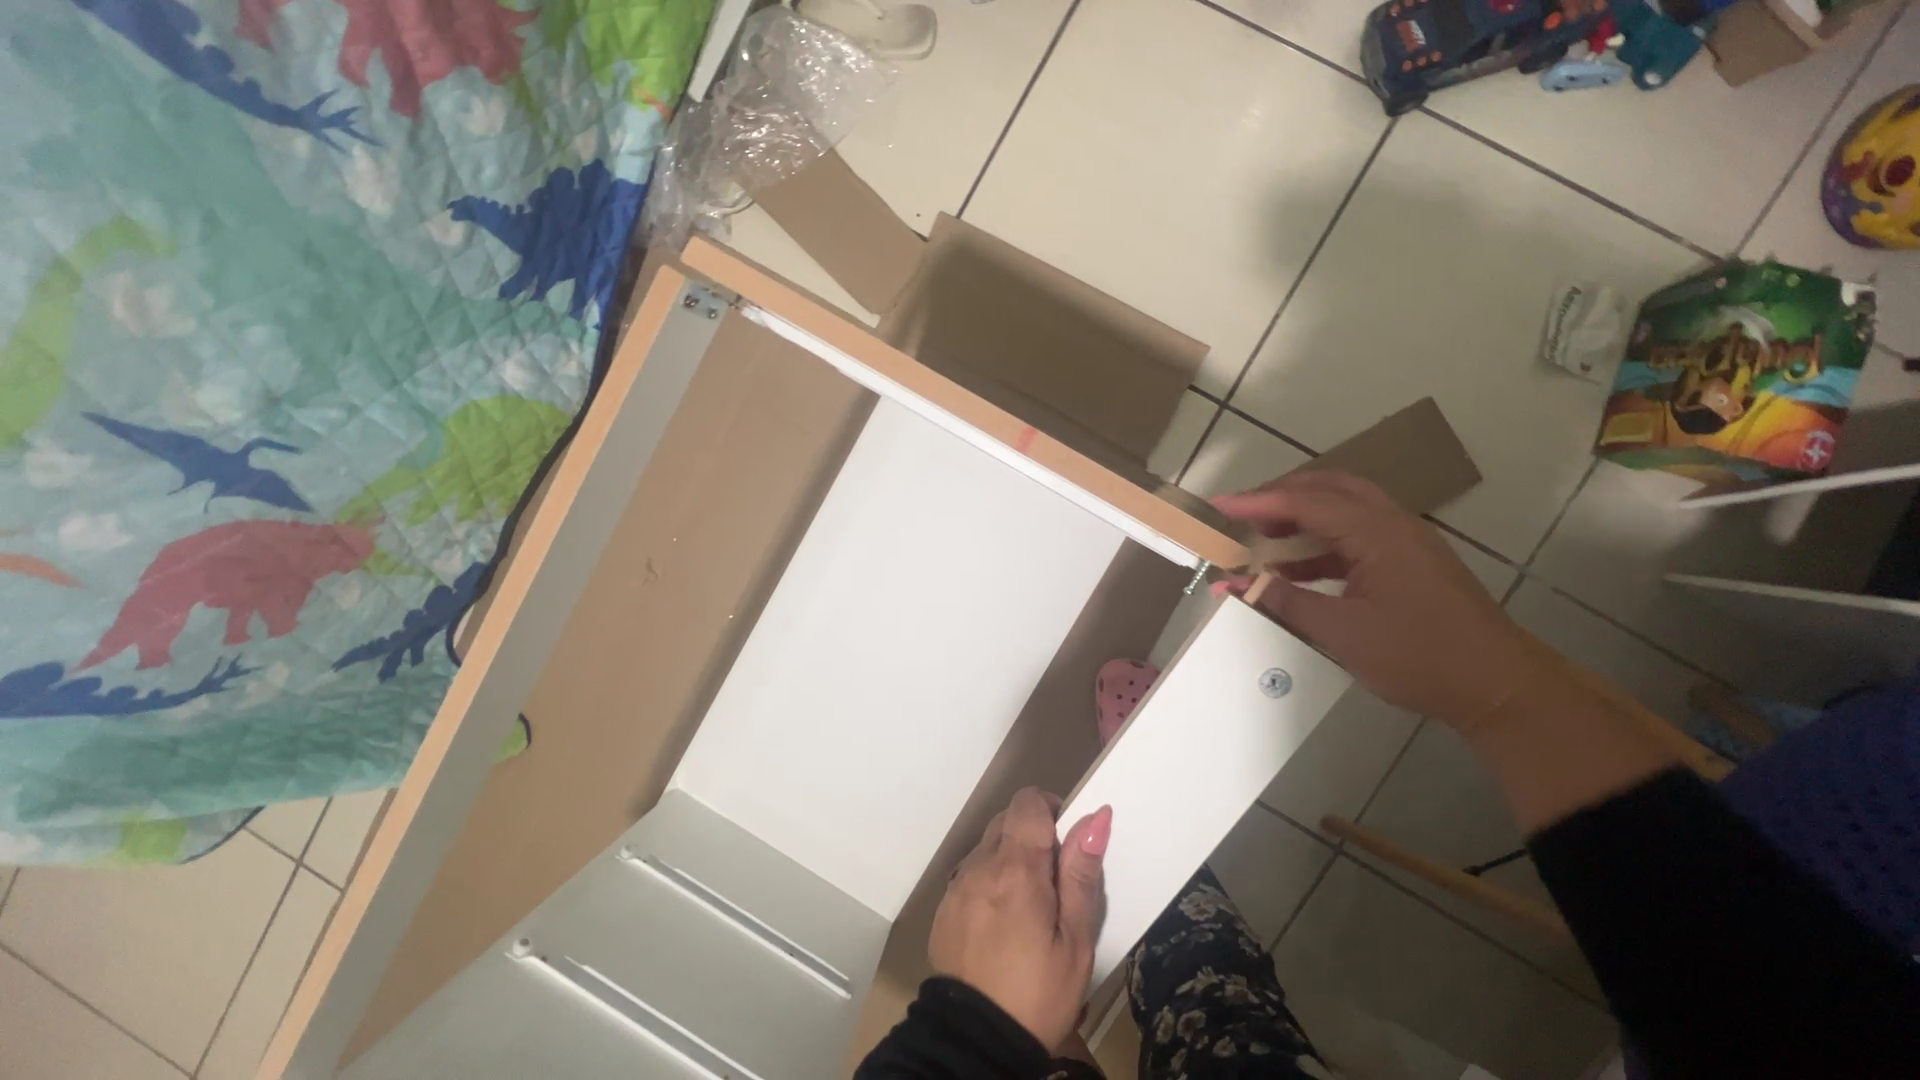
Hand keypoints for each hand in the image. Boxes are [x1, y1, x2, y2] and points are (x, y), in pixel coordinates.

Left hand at [928, 788, 1112, 1052]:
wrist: (975, 1041)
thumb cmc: (1037, 993)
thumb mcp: (1074, 941)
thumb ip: (1081, 874)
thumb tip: (1096, 818)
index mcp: (1016, 869)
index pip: (1028, 802)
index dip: (1051, 809)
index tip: (1068, 842)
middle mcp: (979, 867)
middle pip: (1007, 820)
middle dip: (1034, 834)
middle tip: (1057, 881)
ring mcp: (957, 887)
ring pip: (988, 846)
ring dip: (1011, 857)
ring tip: (1031, 907)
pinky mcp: (944, 908)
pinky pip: (971, 874)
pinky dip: (990, 880)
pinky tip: (1004, 921)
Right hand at [1212, 469, 1553, 729]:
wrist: (1498, 685)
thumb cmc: (1419, 656)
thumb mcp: (1341, 632)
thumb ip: (1283, 601)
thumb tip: (1233, 583)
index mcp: (1376, 533)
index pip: (1305, 502)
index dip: (1257, 502)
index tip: (1217, 507)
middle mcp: (1393, 524)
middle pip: (1328, 488)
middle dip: (1280, 495)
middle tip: (1240, 513)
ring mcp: (1406, 541)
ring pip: (1345, 508)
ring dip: (1302, 515)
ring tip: (1261, 535)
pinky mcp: (1411, 561)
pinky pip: (1357, 534)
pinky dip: (1322, 542)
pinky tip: (1295, 568)